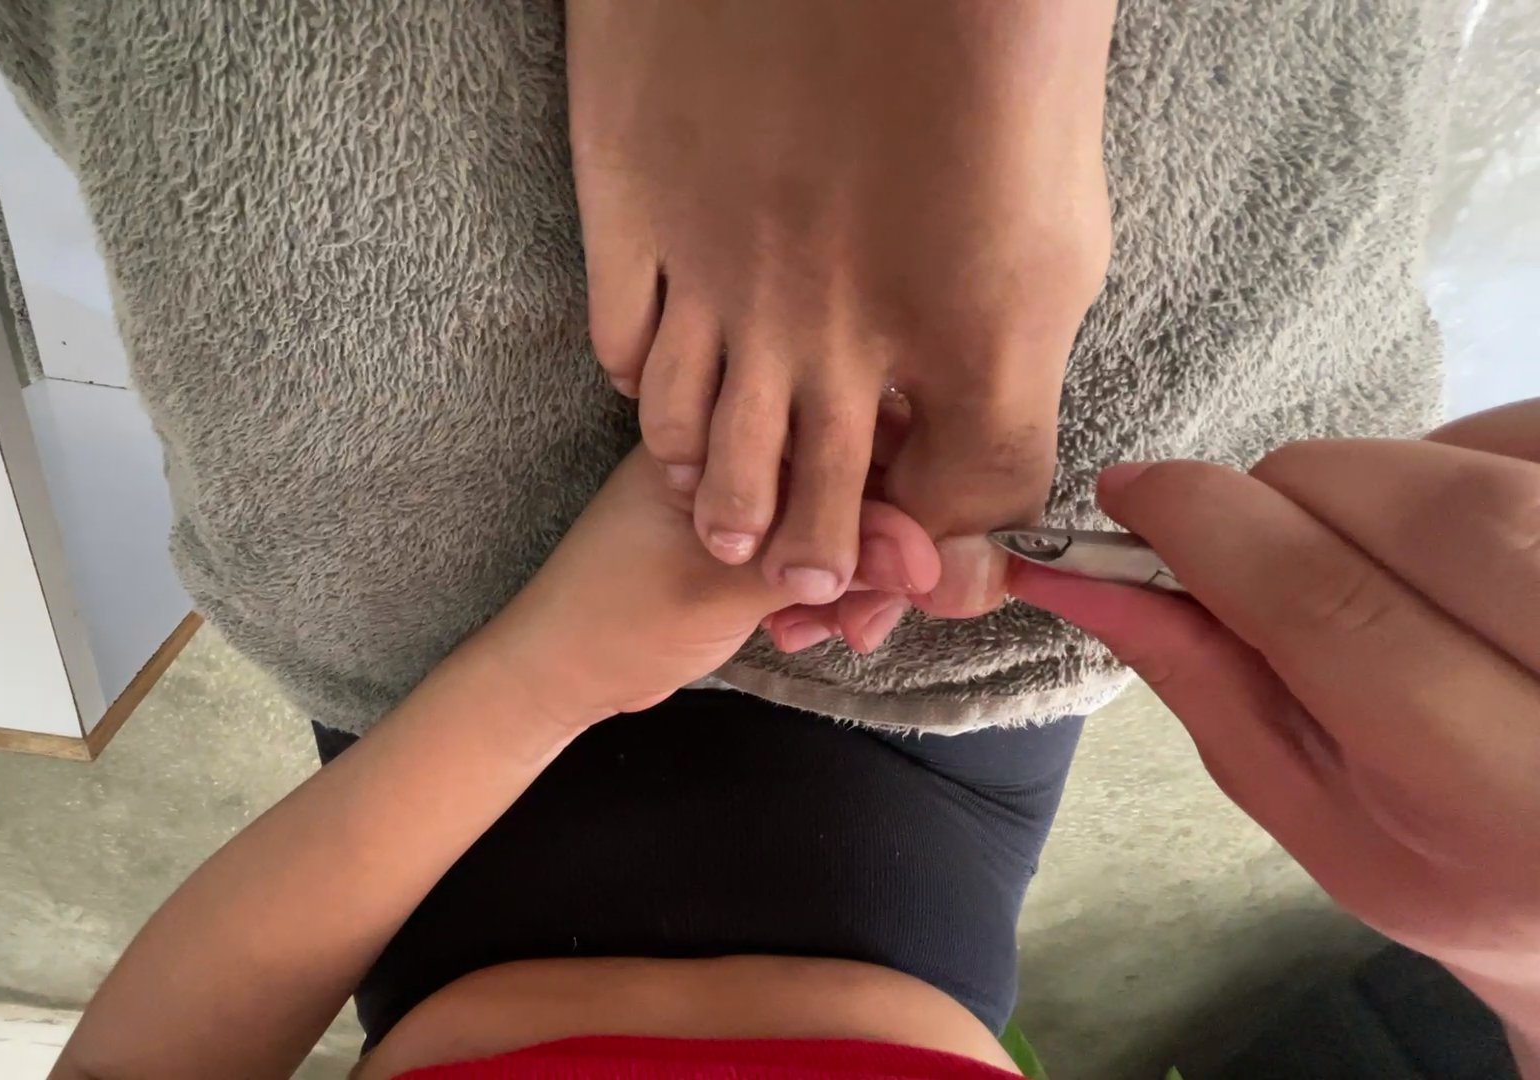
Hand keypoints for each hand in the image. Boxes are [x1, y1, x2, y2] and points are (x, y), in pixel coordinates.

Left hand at [477, 445, 940, 723]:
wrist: (563, 670)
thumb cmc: (620, 614)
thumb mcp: (722, 587)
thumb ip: (822, 565)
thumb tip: (926, 555)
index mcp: (719, 440)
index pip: (835, 433)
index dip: (894, 493)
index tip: (925, 562)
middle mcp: (738, 463)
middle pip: (850, 482)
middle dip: (884, 548)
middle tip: (887, 609)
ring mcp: (745, 509)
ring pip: (839, 526)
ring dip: (861, 582)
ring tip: (851, 633)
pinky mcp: (749, 552)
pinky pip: (815, 560)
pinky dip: (833, 597)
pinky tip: (826, 634)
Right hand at [568, 0, 1114, 614]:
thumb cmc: (987, 34)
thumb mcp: (1059, 206)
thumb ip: (1011, 346)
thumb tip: (951, 435)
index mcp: (967, 315)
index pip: (967, 492)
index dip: (947, 536)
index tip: (922, 539)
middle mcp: (826, 320)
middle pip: (810, 502)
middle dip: (811, 559)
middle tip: (803, 581)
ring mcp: (716, 272)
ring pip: (692, 441)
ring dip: (711, 495)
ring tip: (718, 517)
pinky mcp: (633, 212)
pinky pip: (622, 347)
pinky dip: (642, 389)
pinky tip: (658, 391)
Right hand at [1013, 399, 1539, 1029]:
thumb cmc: (1439, 850)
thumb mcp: (1291, 791)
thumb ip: (1189, 673)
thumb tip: (1065, 572)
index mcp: (1498, 798)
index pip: (1327, 606)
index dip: (1204, 523)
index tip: (1128, 491)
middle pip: (1436, 512)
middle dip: (1292, 488)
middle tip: (1248, 525)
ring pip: (1495, 463)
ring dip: (1381, 477)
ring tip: (1370, 546)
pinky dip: (1469, 458)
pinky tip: (1463, 532)